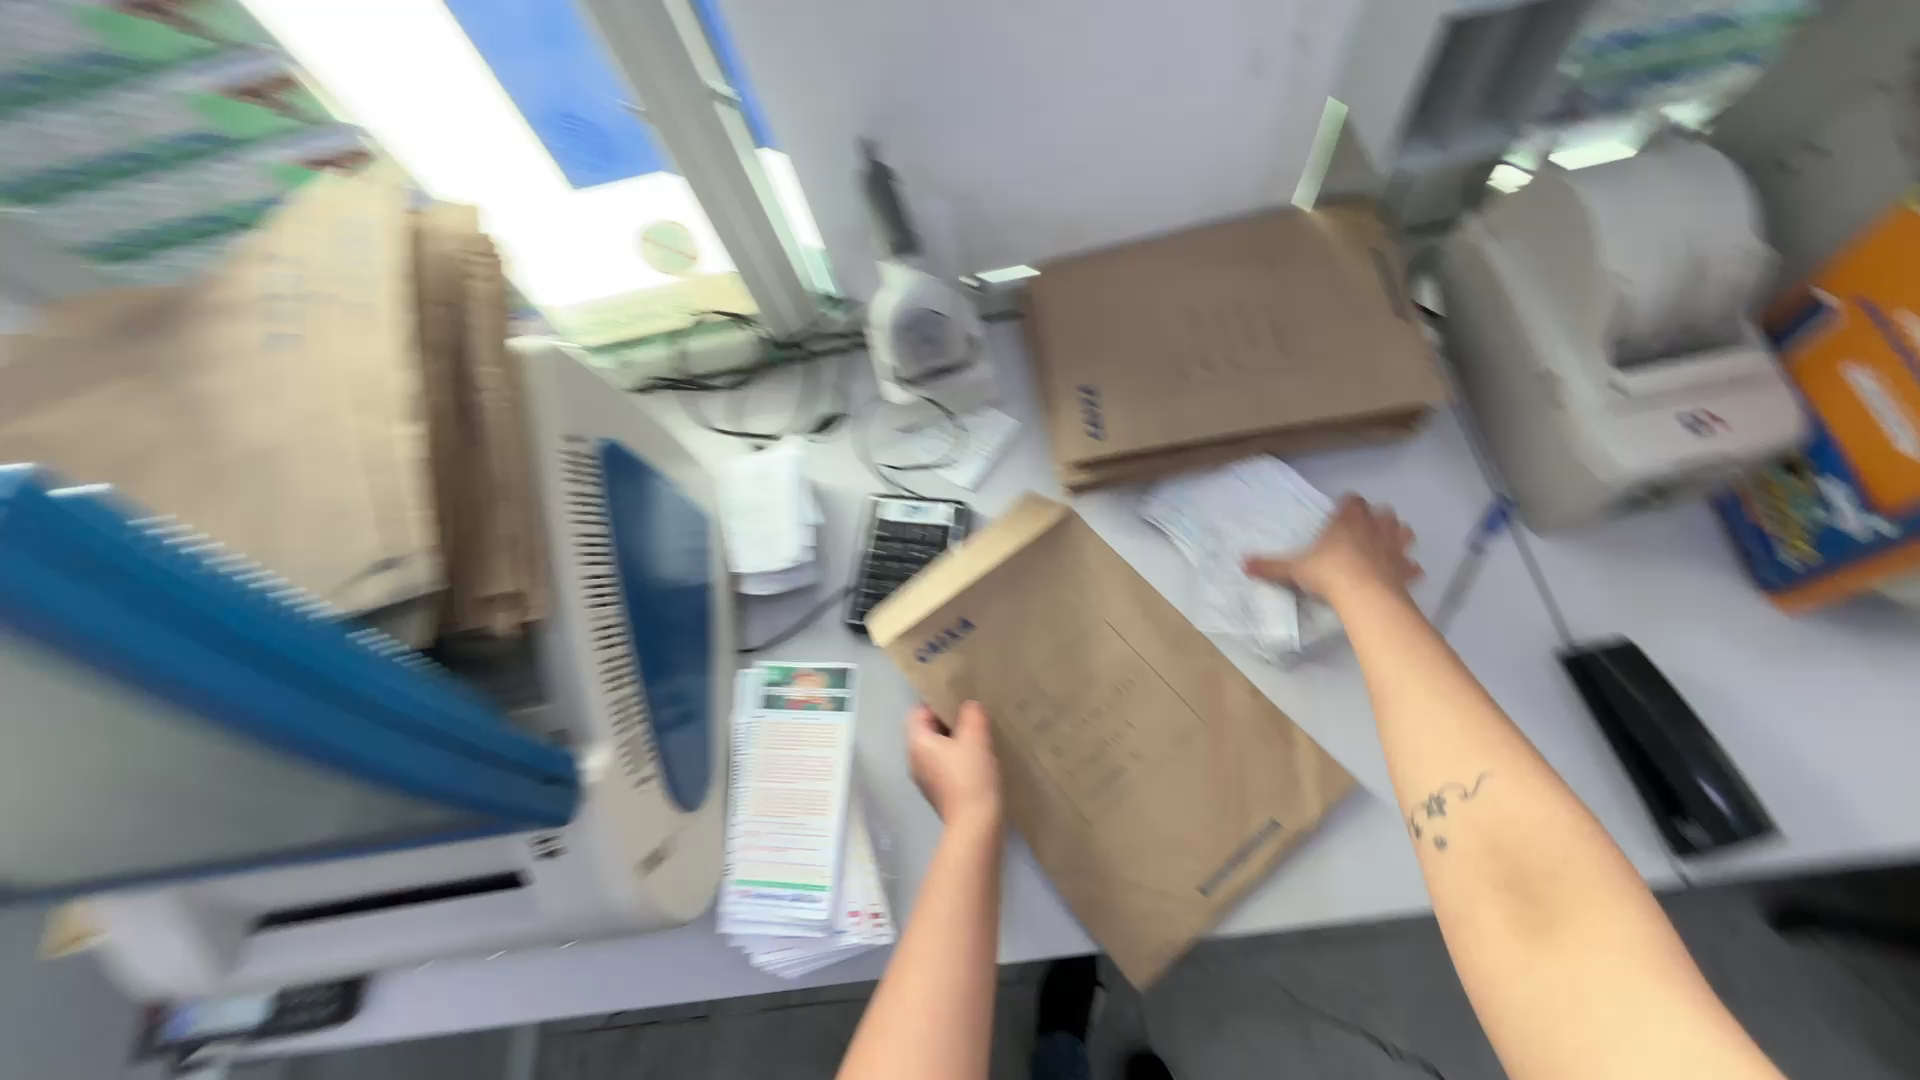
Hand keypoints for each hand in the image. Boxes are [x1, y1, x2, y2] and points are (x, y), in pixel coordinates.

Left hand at [906, 701, 1001, 827]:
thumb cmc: (970, 776)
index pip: (917, 712)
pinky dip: (958, 758)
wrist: (976, 824)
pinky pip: (944, 765)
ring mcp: (925, 778)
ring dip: (955, 740)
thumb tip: (969, 706)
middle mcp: (915, 760)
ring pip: (937, 748)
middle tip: (972, 717)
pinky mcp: (938, 792)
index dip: (936, 703)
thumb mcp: (975, 738)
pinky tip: (979, 760)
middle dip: (948, 721)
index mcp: (917, 743)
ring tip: (979, 737)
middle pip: (926, 730)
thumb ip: (971, 714)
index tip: (959, 703)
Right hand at [1244, 494, 1420, 602]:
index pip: (1352, 502)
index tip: (1342, 510)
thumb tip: (1243, 564)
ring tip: (1389, 544)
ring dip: (1398, 536)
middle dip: (1377, 518)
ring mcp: (1393, 549)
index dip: (1349, 504)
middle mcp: (1374, 529)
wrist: (1365, 596)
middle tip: (1366, 528)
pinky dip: (1408, 569)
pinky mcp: (1405, 570)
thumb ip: (1271, 566)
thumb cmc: (1328, 573)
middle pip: (1383, 513)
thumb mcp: (1295, 570)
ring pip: (1403, 533)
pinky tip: (1404, 573)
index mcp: (1347, 523)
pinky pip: (1411, 566)